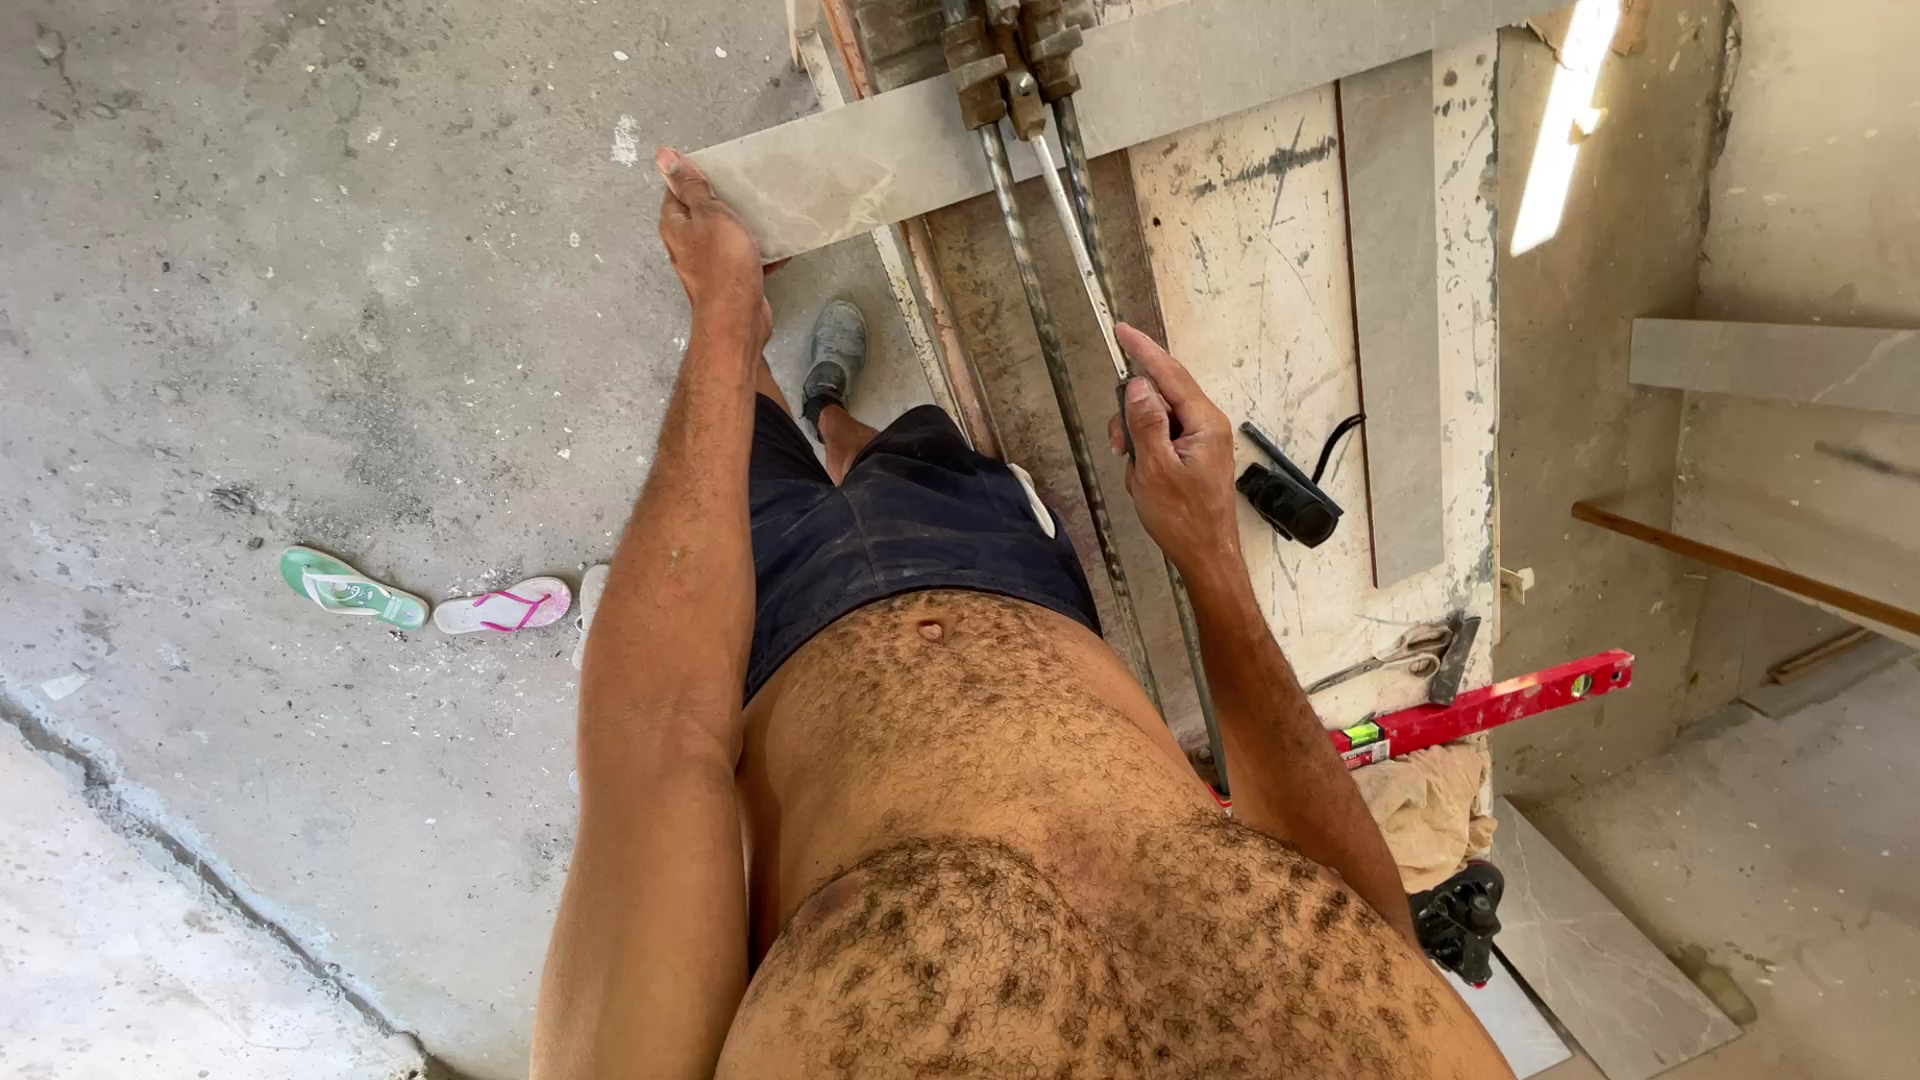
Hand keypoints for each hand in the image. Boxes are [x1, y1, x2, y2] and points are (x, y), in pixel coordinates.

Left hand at [655, 147, 772, 346]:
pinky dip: (759, 254)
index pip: (677, 190)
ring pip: (725, 237)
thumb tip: (664, 156)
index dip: (696, 178)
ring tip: (763, 216)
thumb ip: (691, 186)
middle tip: (745, 191)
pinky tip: (776, 249)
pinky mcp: (730, 282)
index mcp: (675, 226)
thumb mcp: (709, 214)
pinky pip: (744, 260)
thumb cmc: (723, 267)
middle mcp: (687, 246)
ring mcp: (708, 267)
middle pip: (703, 214)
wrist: (739, 319)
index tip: (719, 171)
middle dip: (724, 203)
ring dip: (743, 228)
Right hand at [1106, 324, 1244, 585]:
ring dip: (1137, 438)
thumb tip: (1138, 386)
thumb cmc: (1183, 518)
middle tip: (1120, 445)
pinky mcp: (1193, 455)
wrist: (1205, 554)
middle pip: (1161, 395)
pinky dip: (1146, 453)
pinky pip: (1161, 439)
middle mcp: (1206, 424)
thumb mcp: (1155, 469)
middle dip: (1133, 414)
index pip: (1170, 374)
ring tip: (1135, 471)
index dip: (1143, 351)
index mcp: (1204, 422)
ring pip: (1157, 418)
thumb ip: (1146, 423)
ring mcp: (1201, 440)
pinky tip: (1144, 478)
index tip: (1122, 331)